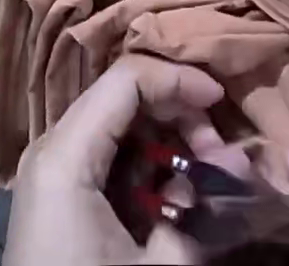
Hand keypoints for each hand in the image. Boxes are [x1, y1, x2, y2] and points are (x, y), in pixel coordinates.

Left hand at [3, 55, 251, 265]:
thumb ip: (198, 209)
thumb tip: (235, 167)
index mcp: (66, 152)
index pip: (126, 80)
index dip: (178, 79)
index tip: (222, 100)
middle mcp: (52, 146)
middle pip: (122, 96)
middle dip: (178, 112)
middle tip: (221, 153)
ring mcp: (53, 169)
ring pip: (117, 123)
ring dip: (166, 138)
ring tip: (207, 173)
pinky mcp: (60, 194)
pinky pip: (107, 155)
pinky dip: (146, 163)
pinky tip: (176, 191)